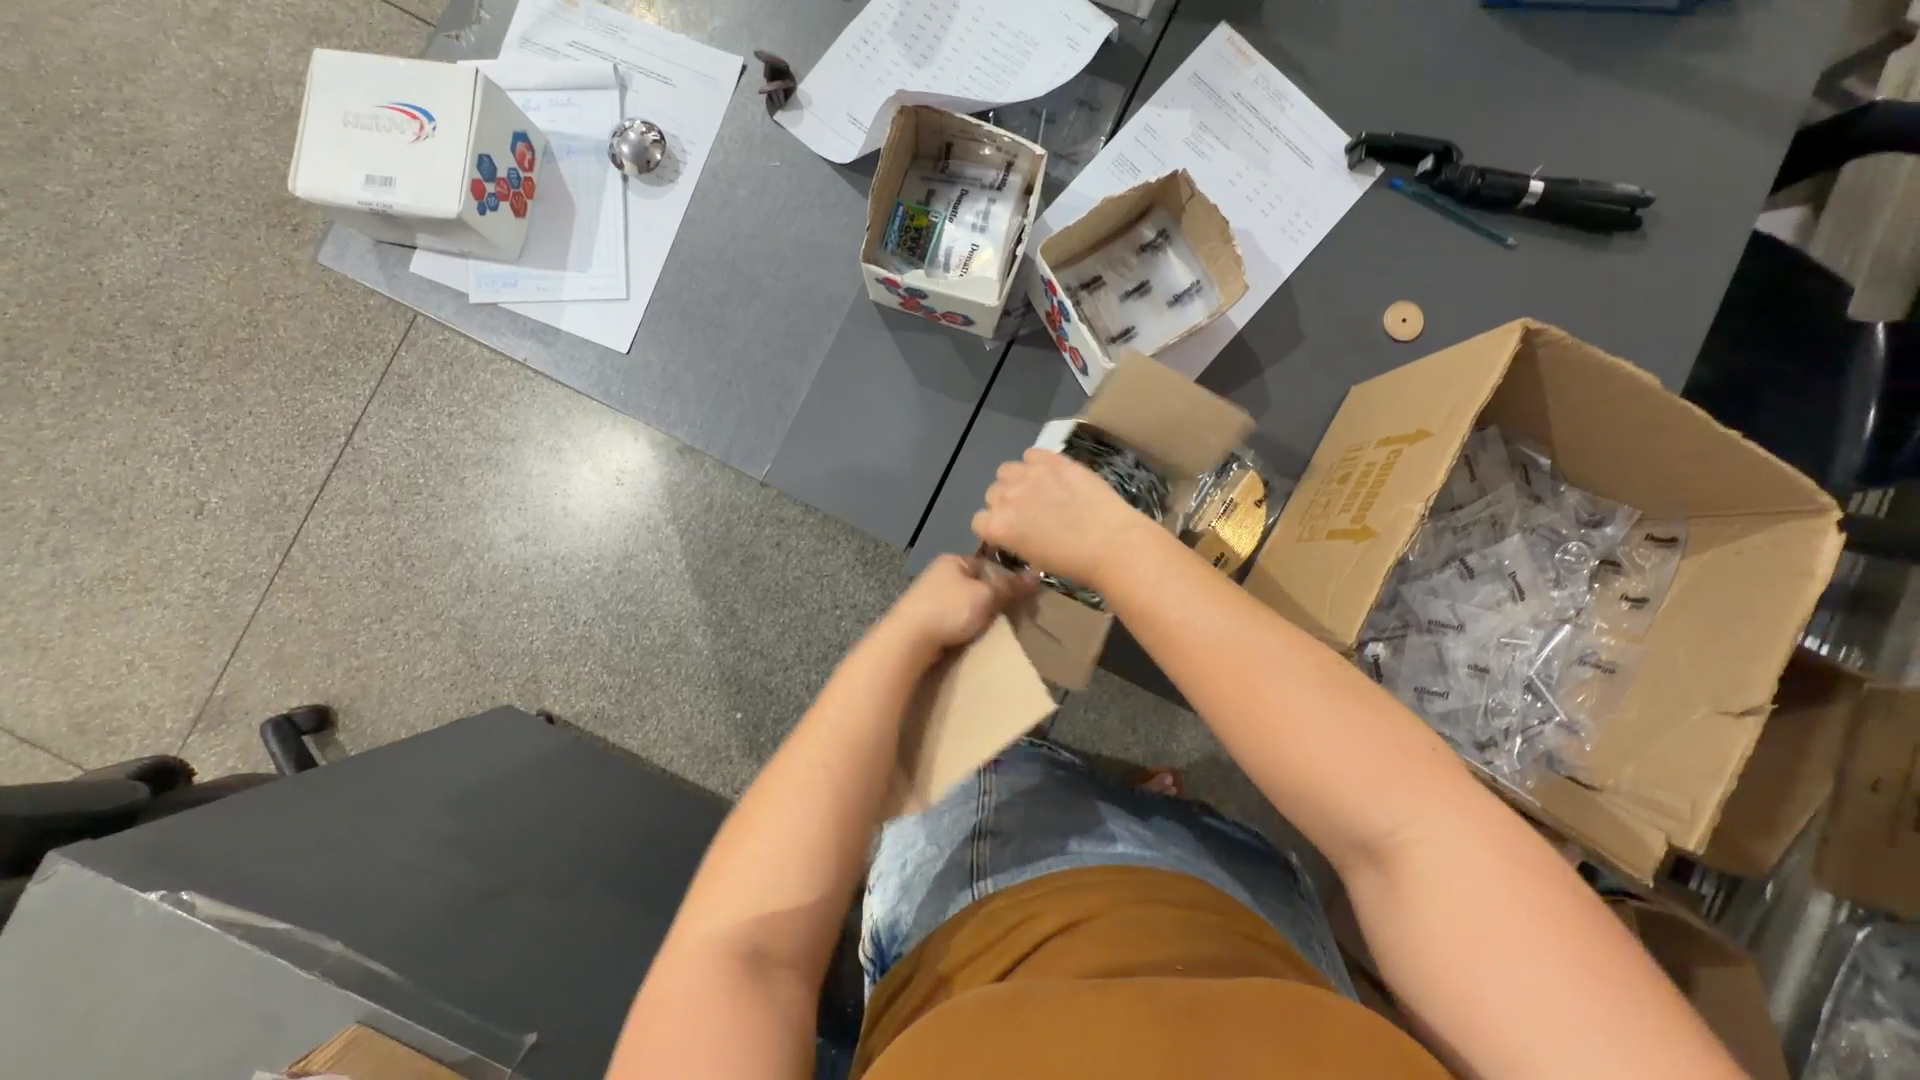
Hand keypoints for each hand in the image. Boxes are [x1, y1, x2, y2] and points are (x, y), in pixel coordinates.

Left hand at [878, 554, 1034, 656]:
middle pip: (976, 583)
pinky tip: (970, 635)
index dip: (1006, 578)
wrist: (908, 640)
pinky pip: (952, 618)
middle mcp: (939, 573)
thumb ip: (1009, 586)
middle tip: (1009, 614)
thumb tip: (1035, 574)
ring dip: (977, 614)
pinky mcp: (923, 617)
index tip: (1020, 596)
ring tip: (992, 627)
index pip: (988, 563)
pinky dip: (962, 625)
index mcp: (953, 560)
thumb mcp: (986, 595)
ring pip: (964, 602)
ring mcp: (928, 596)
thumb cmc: (950, 610)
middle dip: (992, 598)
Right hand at [972, 449, 1148, 588]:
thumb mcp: (1034, 558)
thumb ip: (1015, 539)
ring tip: (1038, 490)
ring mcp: (1029, 475)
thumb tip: (1016, 531)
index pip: (979, 521)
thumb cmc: (1074, 562)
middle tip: (1029, 513)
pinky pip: (1031, 454)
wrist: (1112, 543)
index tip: (1011, 531)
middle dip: (1006, 503)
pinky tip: (1053, 475)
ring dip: (1016, 480)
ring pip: (1006, 471)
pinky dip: (1037, 463)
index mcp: (998, 527)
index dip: (994, 526)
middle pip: (992, 493)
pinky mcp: (1052, 460)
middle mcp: (1006, 498)